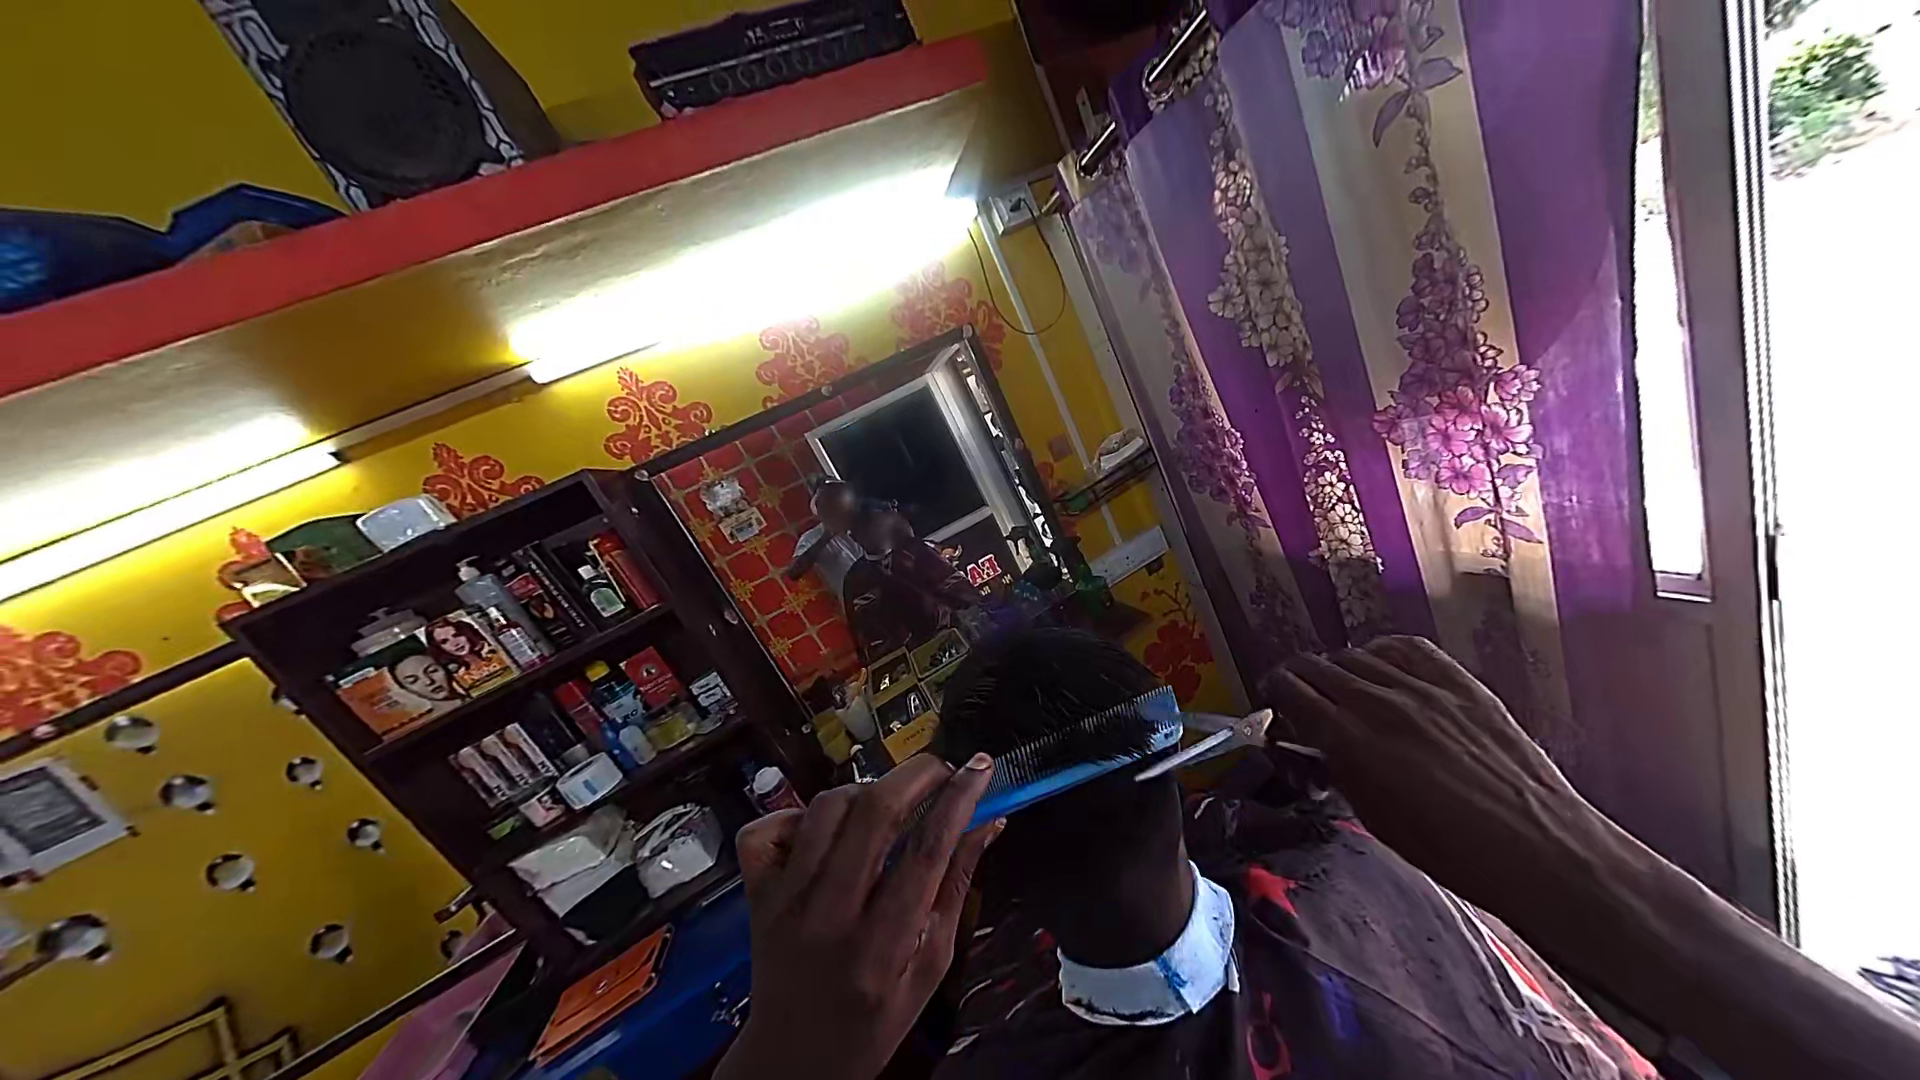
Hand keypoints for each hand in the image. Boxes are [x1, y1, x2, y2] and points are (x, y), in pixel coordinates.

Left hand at [714, 753, 1001, 1079]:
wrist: (793, 1061)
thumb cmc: (874, 1019)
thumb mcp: (932, 966)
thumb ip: (957, 886)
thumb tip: (987, 822)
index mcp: (883, 945)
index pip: (927, 849)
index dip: (959, 798)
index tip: (979, 766)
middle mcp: (830, 915)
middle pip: (874, 812)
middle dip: (916, 773)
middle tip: (940, 770)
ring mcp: (785, 900)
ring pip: (827, 807)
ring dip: (865, 791)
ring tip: (884, 808)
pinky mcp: (756, 892)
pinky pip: (769, 827)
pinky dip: (798, 815)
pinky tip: (821, 833)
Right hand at [1269, 636, 1627, 928]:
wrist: (1539, 851)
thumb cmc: (1448, 850)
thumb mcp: (1369, 814)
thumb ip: (1334, 767)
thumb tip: (1313, 743)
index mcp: (1347, 739)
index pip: (1290, 689)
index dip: (1273, 689)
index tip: (1273, 698)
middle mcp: (1376, 703)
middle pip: (1314, 665)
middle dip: (1296, 676)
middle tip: (1297, 692)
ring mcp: (1420, 688)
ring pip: (1354, 653)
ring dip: (1337, 667)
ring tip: (1341, 684)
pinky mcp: (1459, 684)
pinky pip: (1406, 648)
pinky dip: (1382, 651)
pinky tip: (1380, 665)